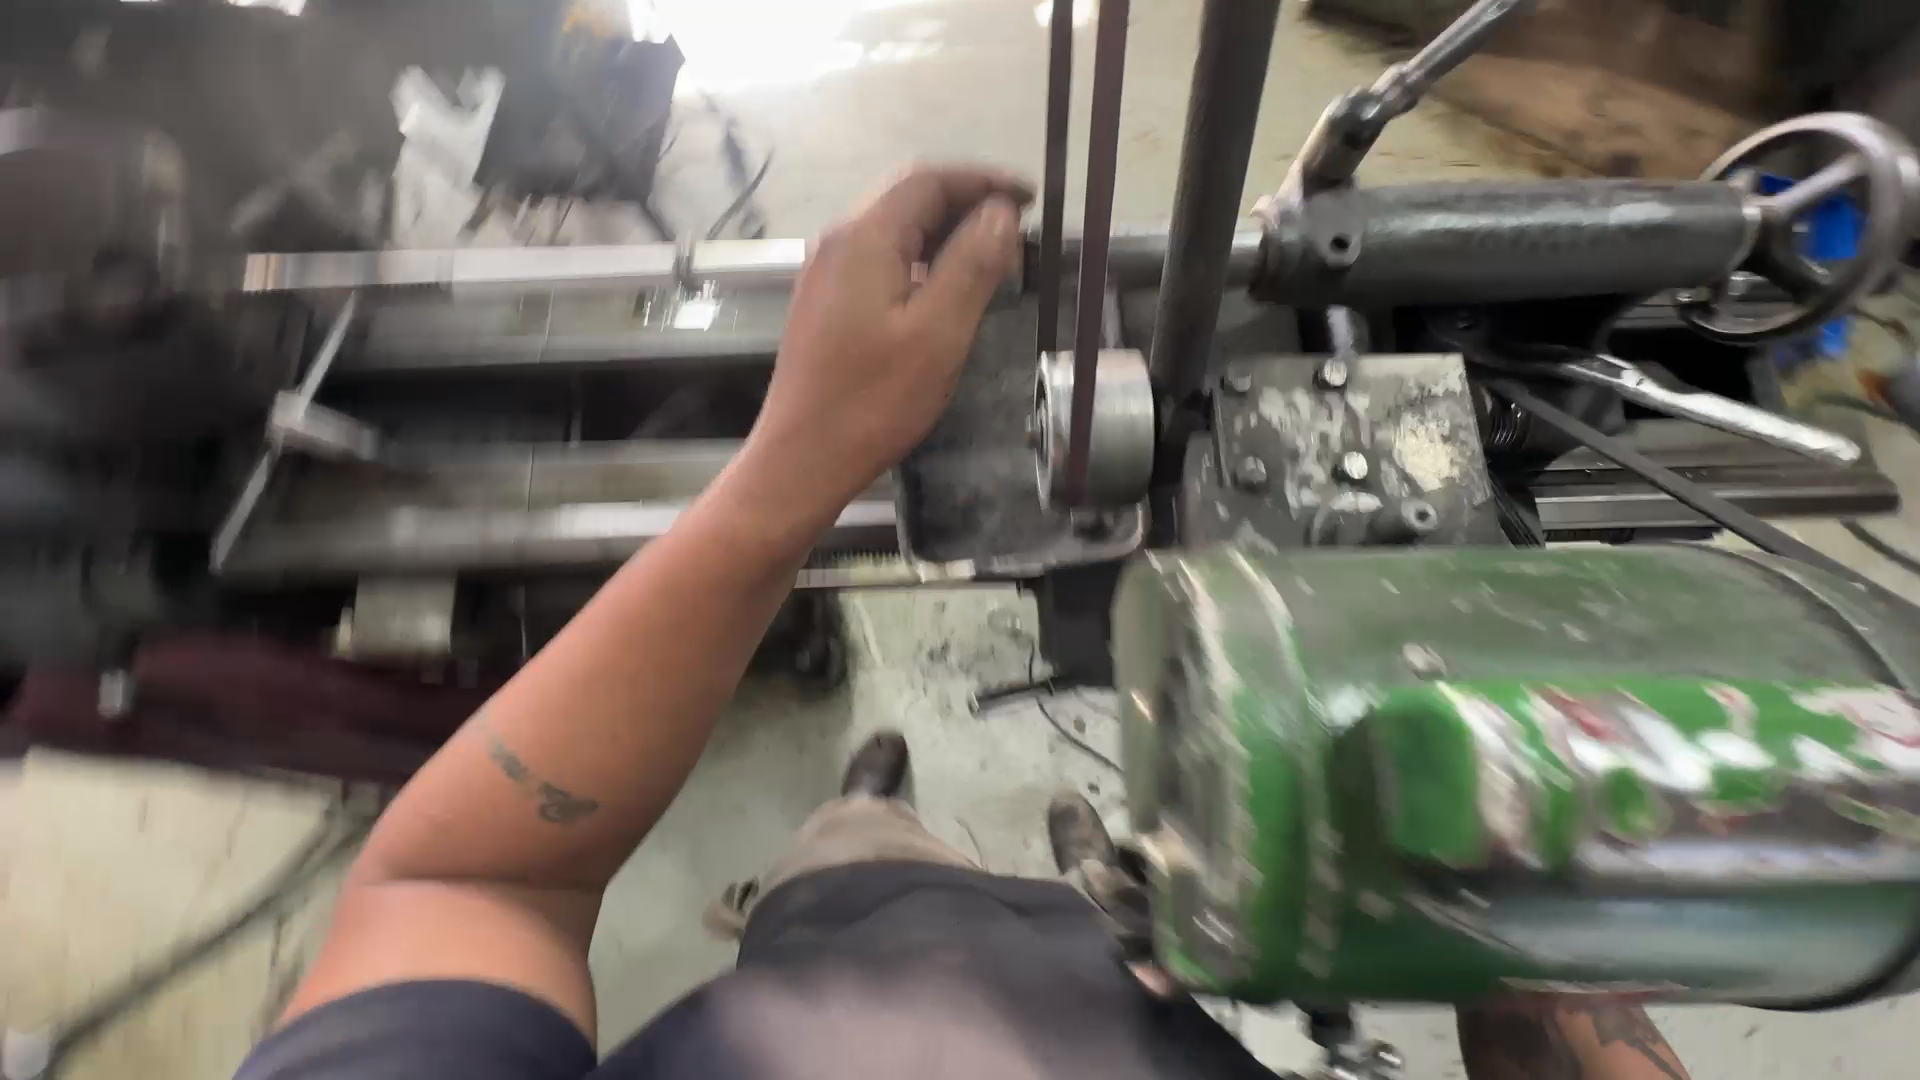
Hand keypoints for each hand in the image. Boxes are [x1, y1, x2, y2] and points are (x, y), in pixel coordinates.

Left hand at [745, 165, 1032, 509]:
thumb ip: (971, 265)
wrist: (804, 457)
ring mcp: (826, 274)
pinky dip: (919, 263)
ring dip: (944, 236)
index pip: (930, 180)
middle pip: (908, 199)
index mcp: (864, 237)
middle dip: (966, 206)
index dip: (984, 181)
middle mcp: (838, 242)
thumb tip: (1000, 213)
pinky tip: (943, 294)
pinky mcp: (826, 304)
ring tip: (989, 264)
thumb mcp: (938, 335)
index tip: (1030, 200)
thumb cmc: (873, 402)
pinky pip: (879, 263)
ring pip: (894, 232)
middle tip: (1014, 237)